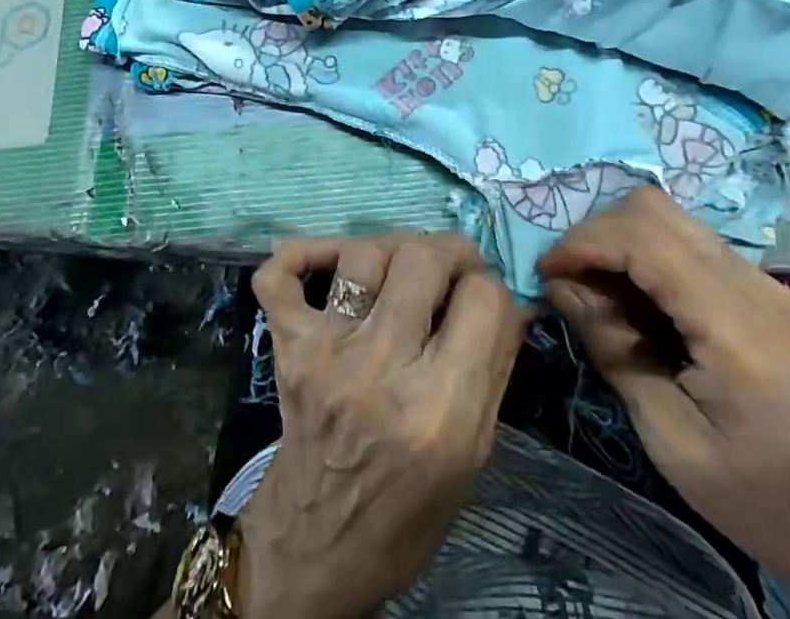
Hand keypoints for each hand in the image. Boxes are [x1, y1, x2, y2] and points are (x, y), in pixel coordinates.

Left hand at [236, 235, 526, 618]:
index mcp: (441, 408)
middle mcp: (379, 369)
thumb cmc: (409, 508)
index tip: (483, 296)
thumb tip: (511, 297)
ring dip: (392, 248)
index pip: (483, 299)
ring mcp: (324, 352)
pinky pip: (278, 275)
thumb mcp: (474, 452)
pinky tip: (332, 261)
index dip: (491, 287)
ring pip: (361, 254)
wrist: (320, 541)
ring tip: (403, 267)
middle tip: (452, 269)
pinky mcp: (286, 346)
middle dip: (450, 252)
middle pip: (421, 260)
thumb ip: (493, 366)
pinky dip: (302, 253)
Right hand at [537, 189, 789, 618]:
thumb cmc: (760, 498)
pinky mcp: (768, 297)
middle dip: (596, 233)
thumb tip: (558, 286)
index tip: (544, 272)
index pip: (645, 239)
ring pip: (673, 220)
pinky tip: (632, 300)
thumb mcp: (668, 436)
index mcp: (738, 326)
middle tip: (566, 279)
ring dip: (620, 241)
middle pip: (657, 211)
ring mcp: (769, 287)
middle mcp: (758, 288)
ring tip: (592, 288)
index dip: (583, 242)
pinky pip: (692, 247)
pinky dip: (646, 256)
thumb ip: (611, 348)